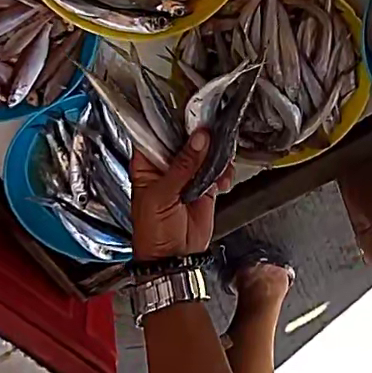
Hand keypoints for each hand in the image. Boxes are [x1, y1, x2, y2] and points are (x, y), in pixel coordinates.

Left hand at [130, 130, 232, 260]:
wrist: (174, 259)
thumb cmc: (153, 231)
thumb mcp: (162, 195)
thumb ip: (182, 166)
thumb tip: (198, 140)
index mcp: (147, 163)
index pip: (156, 132)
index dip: (171, 121)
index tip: (188, 112)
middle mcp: (166, 165)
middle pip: (184, 138)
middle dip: (200, 136)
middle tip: (212, 134)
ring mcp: (187, 175)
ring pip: (204, 152)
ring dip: (215, 154)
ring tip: (219, 164)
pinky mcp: (204, 186)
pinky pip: (217, 170)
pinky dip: (224, 172)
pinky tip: (222, 181)